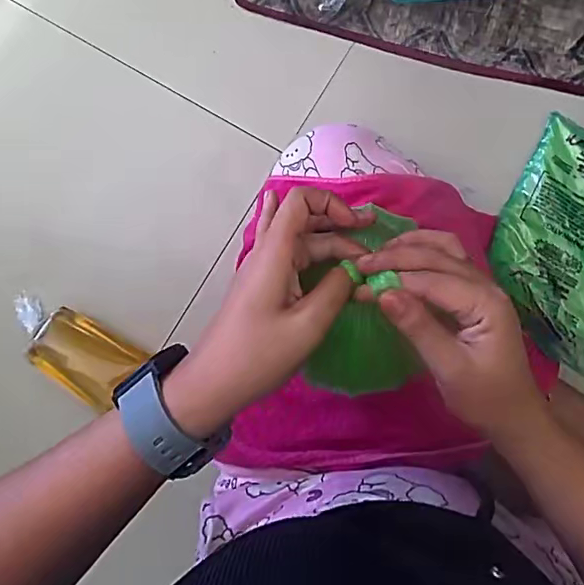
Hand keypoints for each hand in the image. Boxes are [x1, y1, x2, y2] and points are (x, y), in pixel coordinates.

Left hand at [166, 188, 370, 436]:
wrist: (211, 384)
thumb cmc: (257, 356)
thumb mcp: (307, 326)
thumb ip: (336, 290)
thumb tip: (355, 269)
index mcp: (274, 253)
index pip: (299, 200)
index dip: (331, 203)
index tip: (355, 227)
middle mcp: (267, 251)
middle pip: (305, 217)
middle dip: (339, 219)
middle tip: (372, 230)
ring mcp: (264, 266)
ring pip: (302, 238)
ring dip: (332, 237)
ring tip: (363, 244)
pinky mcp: (264, 282)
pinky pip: (294, 254)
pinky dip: (316, 248)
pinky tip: (327, 244)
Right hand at [358, 231, 548, 440]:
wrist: (515, 415)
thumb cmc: (484, 398)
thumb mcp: (449, 369)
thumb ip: (418, 328)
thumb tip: (384, 293)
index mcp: (485, 302)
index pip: (433, 279)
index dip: (394, 276)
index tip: (359, 278)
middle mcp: (487, 284)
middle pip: (439, 256)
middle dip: (398, 256)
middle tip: (361, 262)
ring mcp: (483, 285)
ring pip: (447, 248)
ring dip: (413, 244)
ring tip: (381, 250)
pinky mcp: (475, 291)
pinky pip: (450, 258)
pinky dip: (424, 251)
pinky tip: (404, 255)